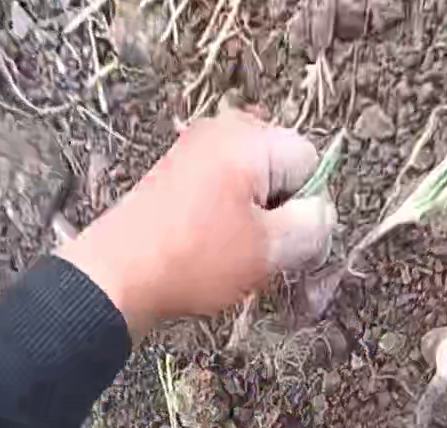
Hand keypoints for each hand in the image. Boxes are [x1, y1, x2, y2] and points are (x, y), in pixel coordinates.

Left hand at [56, 112, 335, 335]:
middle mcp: (224, 132)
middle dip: (285, 218)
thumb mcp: (270, 248)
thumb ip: (312, 226)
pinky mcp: (181, 179)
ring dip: (260, 229)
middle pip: (284, 175)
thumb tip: (325, 215)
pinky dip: (233, 227)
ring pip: (257, 192)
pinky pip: (229, 198)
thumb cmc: (198, 259)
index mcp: (250, 138)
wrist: (121, 276)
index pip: (311, 163)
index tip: (291, 245)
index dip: (311, 208)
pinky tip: (217, 255)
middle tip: (264, 257)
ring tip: (238, 261)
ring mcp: (198, 152)